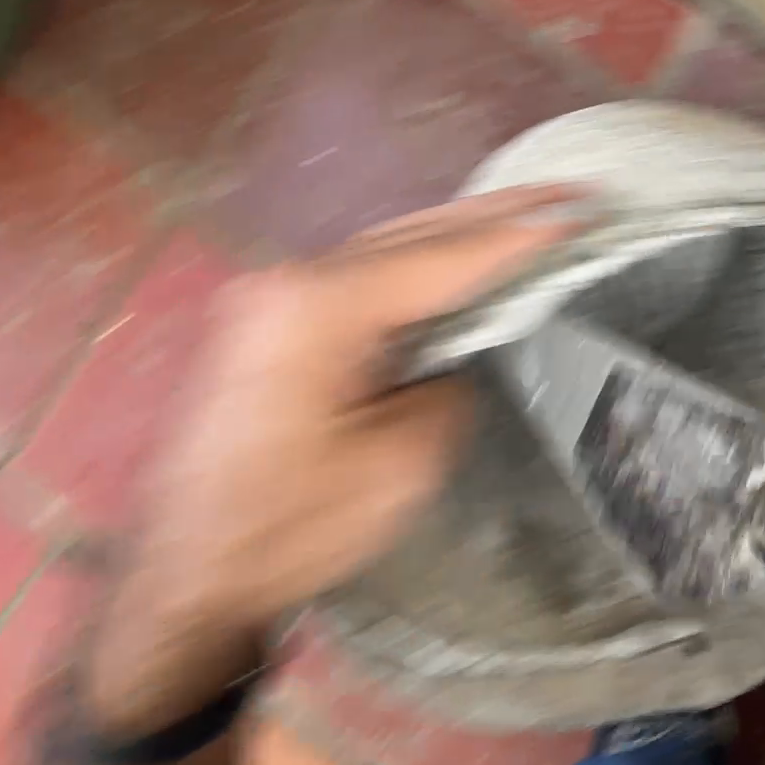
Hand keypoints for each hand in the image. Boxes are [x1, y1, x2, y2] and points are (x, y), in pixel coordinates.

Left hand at [84, 185, 587, 731]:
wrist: (187, 574)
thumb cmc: (294, 526)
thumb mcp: (403, 463)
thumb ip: (447, 387)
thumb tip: (448, 359)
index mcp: (321, 308)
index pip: (444, 260)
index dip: (519, 238)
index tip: (577, 212)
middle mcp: (293, 282)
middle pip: (416, 233)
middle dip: (497, 211)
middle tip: (567, 190)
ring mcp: (276, 296)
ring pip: (390, 245)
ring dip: (462, 230)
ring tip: (530, 210)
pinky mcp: (274, 320)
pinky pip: (367, 273)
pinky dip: (424, 261)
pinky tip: (460, 252)